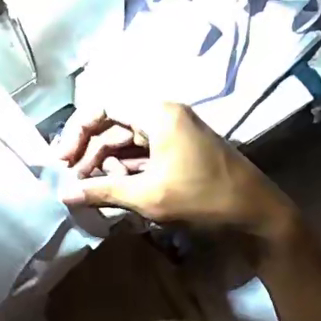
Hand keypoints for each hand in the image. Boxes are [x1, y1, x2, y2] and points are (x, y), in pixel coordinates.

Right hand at [57, 101, 299, 244]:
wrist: (257, 214)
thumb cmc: (203, 198)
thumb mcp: (148, 196)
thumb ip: (102, 191)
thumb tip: (63, 194)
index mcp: (158, 113)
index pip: (103, 106)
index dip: (77, 130)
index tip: (62, 159)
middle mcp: (164, 115)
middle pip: (112, 124)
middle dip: (88, 151)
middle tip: (69, 180)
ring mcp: (173, 133)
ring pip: (125, 142)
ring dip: (104, 164)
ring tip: (88, 190)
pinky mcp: (178, 151)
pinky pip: (141, 154)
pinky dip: (124, 170)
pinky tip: (111, 190)